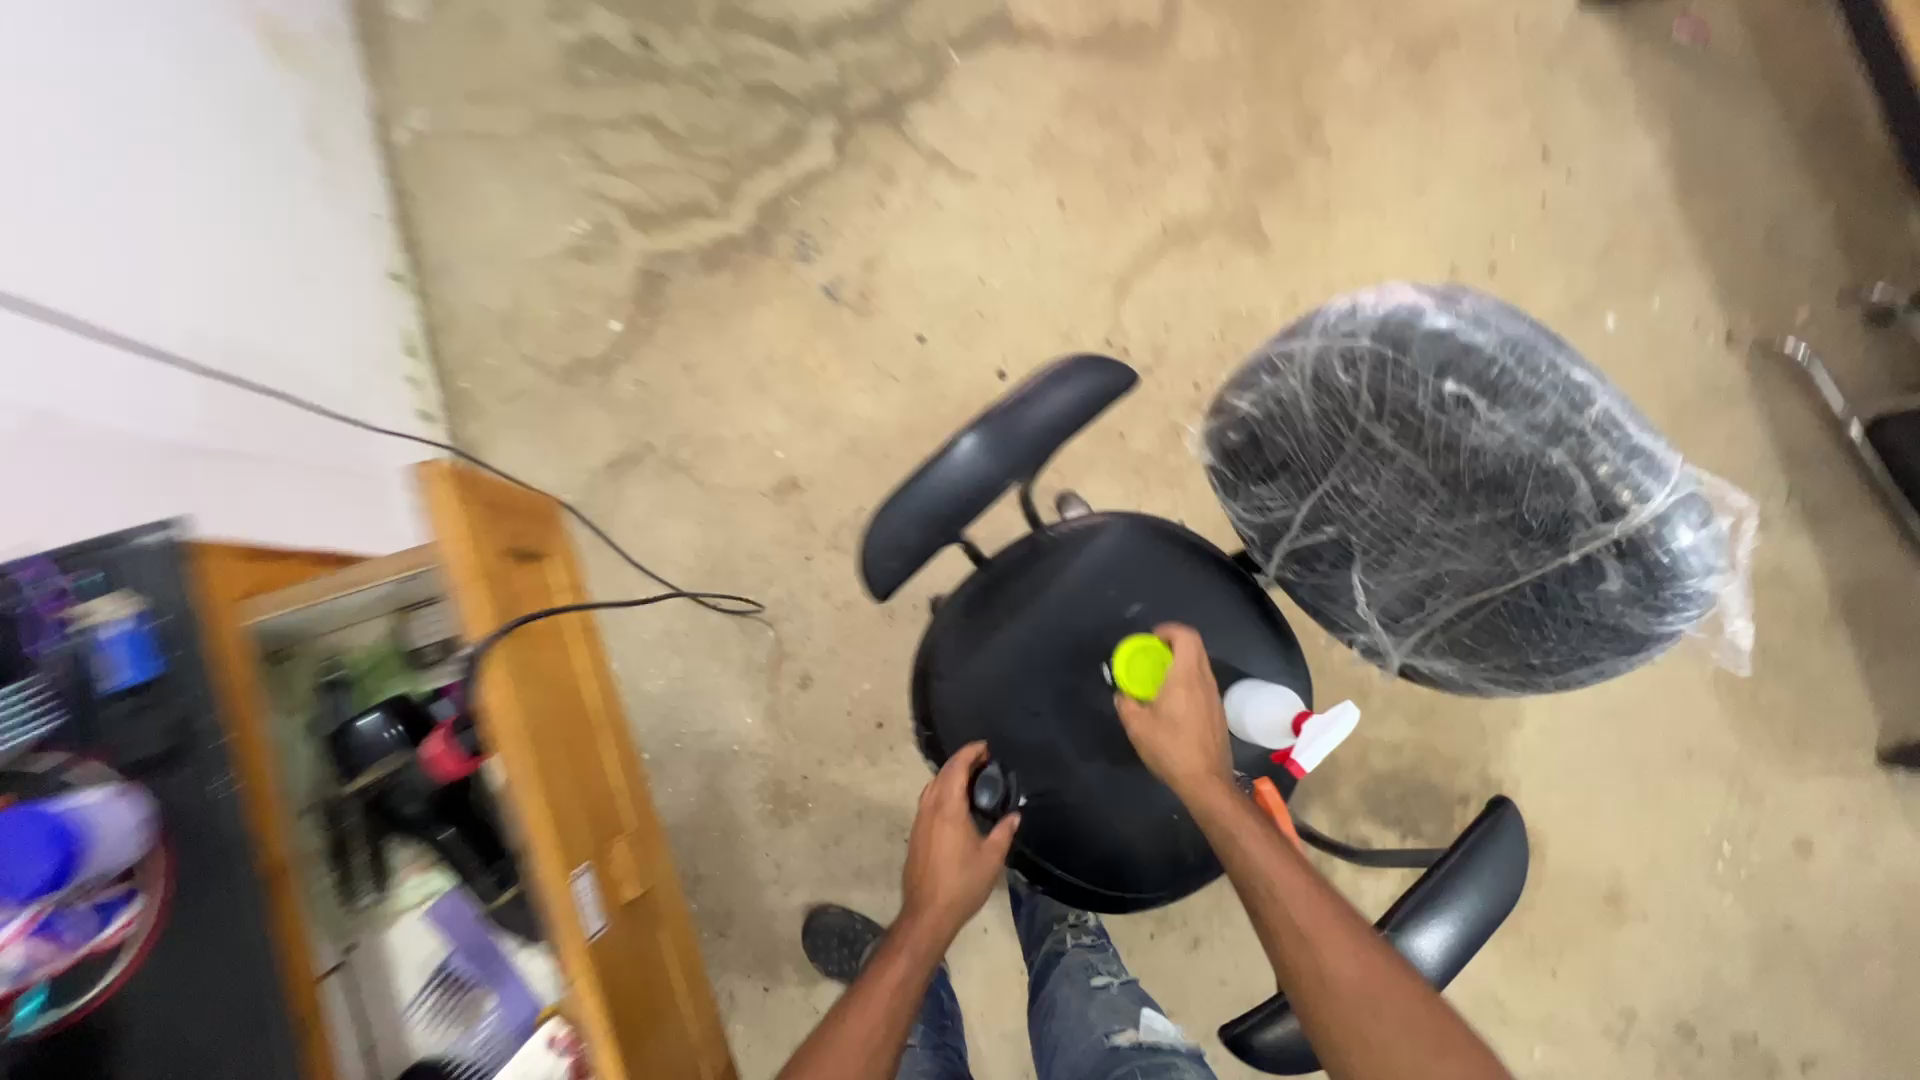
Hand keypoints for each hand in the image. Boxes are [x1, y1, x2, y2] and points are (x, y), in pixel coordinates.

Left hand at [899, 742, 1020, 940]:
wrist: (927, 913)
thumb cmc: (962, 884)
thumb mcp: (992, 858)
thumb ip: (1004, 831)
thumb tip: (1014, 815)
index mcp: (948, 809)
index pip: (956, 768)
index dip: (970, 753)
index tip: (985, 747)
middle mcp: (930, 808)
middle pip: (942, 773)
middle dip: (961, 761)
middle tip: (983, 760)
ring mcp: (919, 821)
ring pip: (932, 786)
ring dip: (949, 775)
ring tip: (971, 778)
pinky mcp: (915, 833)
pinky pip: (928, 800)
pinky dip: (941, 790)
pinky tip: (955, 802)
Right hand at [1114, 623, 1234, 799]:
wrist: (1206, 781)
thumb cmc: (1170, 749)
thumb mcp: (1137, 727)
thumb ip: (1126, 704)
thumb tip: (1123, 695)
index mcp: (1185, 677)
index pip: (1186, 636)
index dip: (1168, 630)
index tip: (1151, 640)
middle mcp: (1204, 681)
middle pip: (1195, 647)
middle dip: (1173, 644)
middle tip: (1151, 656)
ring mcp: (1215, 697)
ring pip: (1200, 666)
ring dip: (1181, 663)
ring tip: (1159, 680)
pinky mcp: (1218, 712)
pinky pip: (1203, 684)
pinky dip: (1188, 681)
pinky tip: (1172, 703)